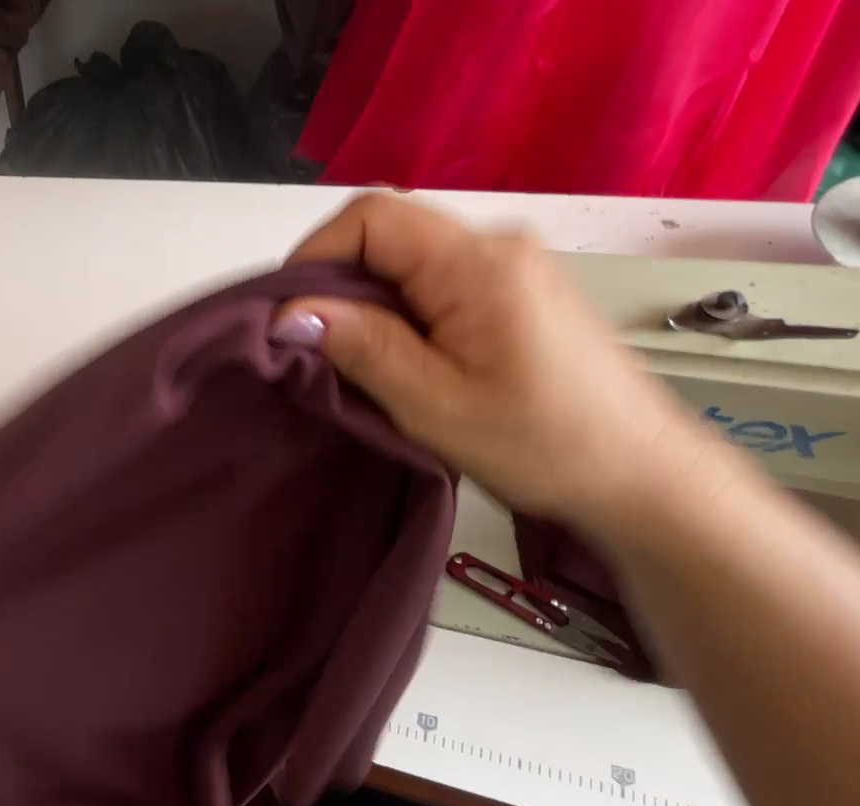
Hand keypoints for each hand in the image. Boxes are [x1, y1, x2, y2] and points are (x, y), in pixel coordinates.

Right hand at [271, 193, 719, 530]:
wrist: (635, 472)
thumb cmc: (538, 442)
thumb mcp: (431, 402)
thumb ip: (360, 346)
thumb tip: (286, 313)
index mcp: (479, 262)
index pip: (370, 216)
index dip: (312, 257)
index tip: (286, 318)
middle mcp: (495, 244)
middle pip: (382, 235)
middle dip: (331, 287)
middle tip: (309, 354)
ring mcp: (506, 265)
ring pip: (399, 262)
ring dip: (358, 306)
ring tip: (347, 366)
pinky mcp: (507, 291)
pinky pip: (425, 283)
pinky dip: (389, 315)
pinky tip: (389, 363)